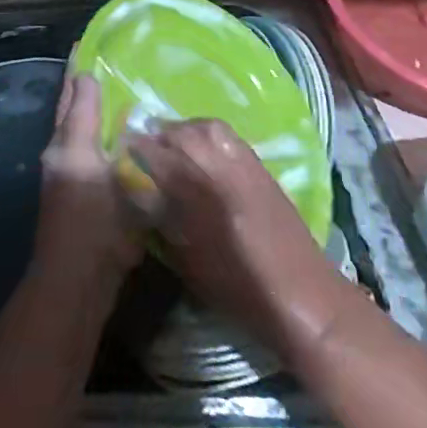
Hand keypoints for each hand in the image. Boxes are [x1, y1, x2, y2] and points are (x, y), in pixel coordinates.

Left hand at [31, 75, 140, 291]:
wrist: (79, 277)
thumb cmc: (89, 220)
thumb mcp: (90, 164)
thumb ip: (87, 121)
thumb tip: (86, 79)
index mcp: (65, 142)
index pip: (71, 95)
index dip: (77, 69)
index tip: (86, 44)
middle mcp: (64, 153)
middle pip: (73, 111)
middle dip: (84, 87)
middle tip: (107, 62)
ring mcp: (75, 175)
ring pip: (86, 133)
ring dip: (97, 112)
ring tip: (124, 93)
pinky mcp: (87, 195)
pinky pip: (98, 155)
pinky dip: (109, 139)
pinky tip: (131, 139)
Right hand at [129, 120, 349, 359]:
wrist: (306, 299)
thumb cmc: (241, 290)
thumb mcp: (189, 262)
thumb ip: (163, 222)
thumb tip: (140, 194)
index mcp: (203, 198)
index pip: (158, 158)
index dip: (136, 151)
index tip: (120, 152)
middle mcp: (224, 173)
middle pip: (184, 134)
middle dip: (158, 135)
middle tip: (143, 147)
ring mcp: (247, 167)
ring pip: (209, 128)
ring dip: (183, 130)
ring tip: (170, 144)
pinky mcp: (263, 170)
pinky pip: (229, 138)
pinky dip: (208, 135)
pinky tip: (200, 151)